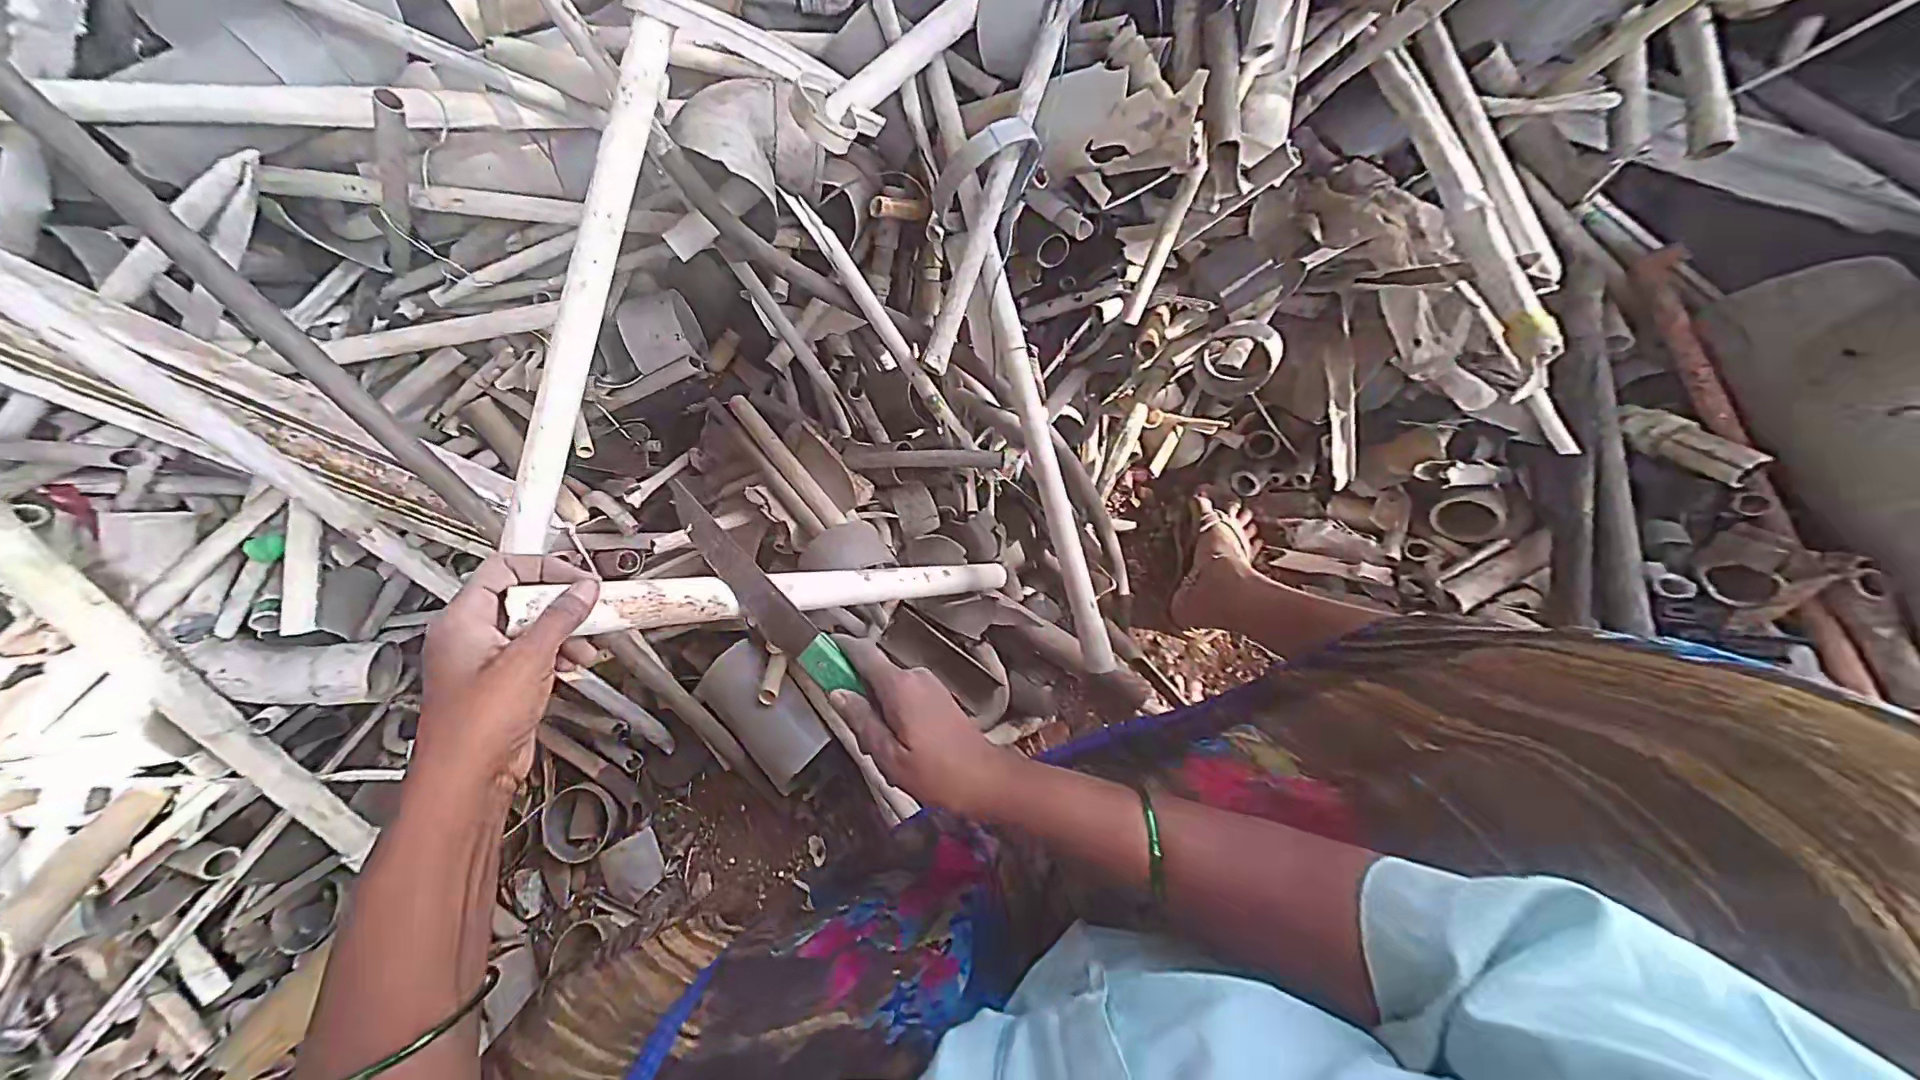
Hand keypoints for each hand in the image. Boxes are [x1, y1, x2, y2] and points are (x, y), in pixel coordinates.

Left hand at [416, 554, 598, 795]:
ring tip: (584, 645)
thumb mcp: (530, 657)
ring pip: (534, 627)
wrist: (470, 776)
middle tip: (589, 609)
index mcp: (461, 621)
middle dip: (562, 605)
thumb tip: (582, 589)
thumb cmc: (477, 725)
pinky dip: (560, 653)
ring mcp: (486, 660)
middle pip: (524, 598)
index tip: (577, 579)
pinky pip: (537, 652)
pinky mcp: (503, 681)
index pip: (504, 569)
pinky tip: (573, 663)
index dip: (544, 568)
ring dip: (566, 632)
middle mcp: (470, 636)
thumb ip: (561, 617)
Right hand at [828, 637, 1026, 817]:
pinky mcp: (937, 695)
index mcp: (901, 686)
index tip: (816, 651)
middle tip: (858, 736)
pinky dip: (892, 713)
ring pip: (887, 686)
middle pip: (872, 672)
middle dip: (856, 697)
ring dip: (875, 710)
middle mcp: (916, 676)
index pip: (861, 652)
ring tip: (883, 750)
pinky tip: (900, 745)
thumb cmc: (941, 774)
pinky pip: (903, 694)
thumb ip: (861, 720)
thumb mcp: (888, 755)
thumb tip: (838, 694)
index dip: (835, 648)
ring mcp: (929, 684)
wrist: (986, 780)